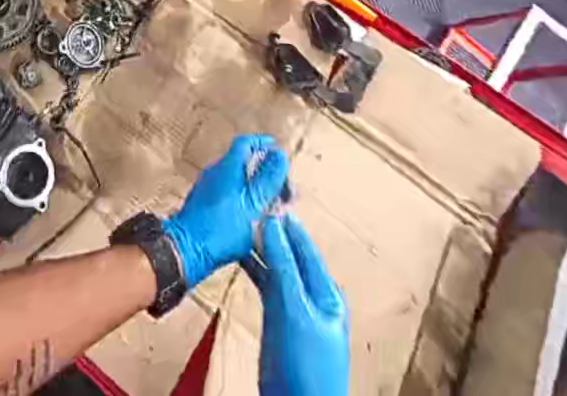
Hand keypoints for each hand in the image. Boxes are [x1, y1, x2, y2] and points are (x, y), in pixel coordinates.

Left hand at [161, 134, 289, 288]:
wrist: (185, 251)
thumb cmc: (222, 227)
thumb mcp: (254, 204)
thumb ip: (269, 179)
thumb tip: (281, 154)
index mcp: (228, 166)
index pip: (247, 144)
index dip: (263, 144)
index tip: (278, 150)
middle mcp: (216, 172)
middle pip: (245, 164)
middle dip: (266, 175)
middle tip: (284, 192)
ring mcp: (207, 189)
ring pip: (238, 182)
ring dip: (257, 190)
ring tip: (273, 208)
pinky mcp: (203, 206)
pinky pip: (229, 195)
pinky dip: (245, 201)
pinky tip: (254, 219)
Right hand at [247, 214, 348, 395]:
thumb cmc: (306, 367)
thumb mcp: (295, 310)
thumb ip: (285, 266)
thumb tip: (276, 224)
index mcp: (325, 290)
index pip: (304, 246)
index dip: (287, 223)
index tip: (269, 199)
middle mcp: (311, 295)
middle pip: (290, 255)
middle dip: (273, 232)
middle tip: (252, 207)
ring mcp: (294, 308)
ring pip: (277, 268)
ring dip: (263, 248)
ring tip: (243, 226)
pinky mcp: (278, 321)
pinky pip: (267, 286)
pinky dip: (256, 269)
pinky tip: (241, 256)